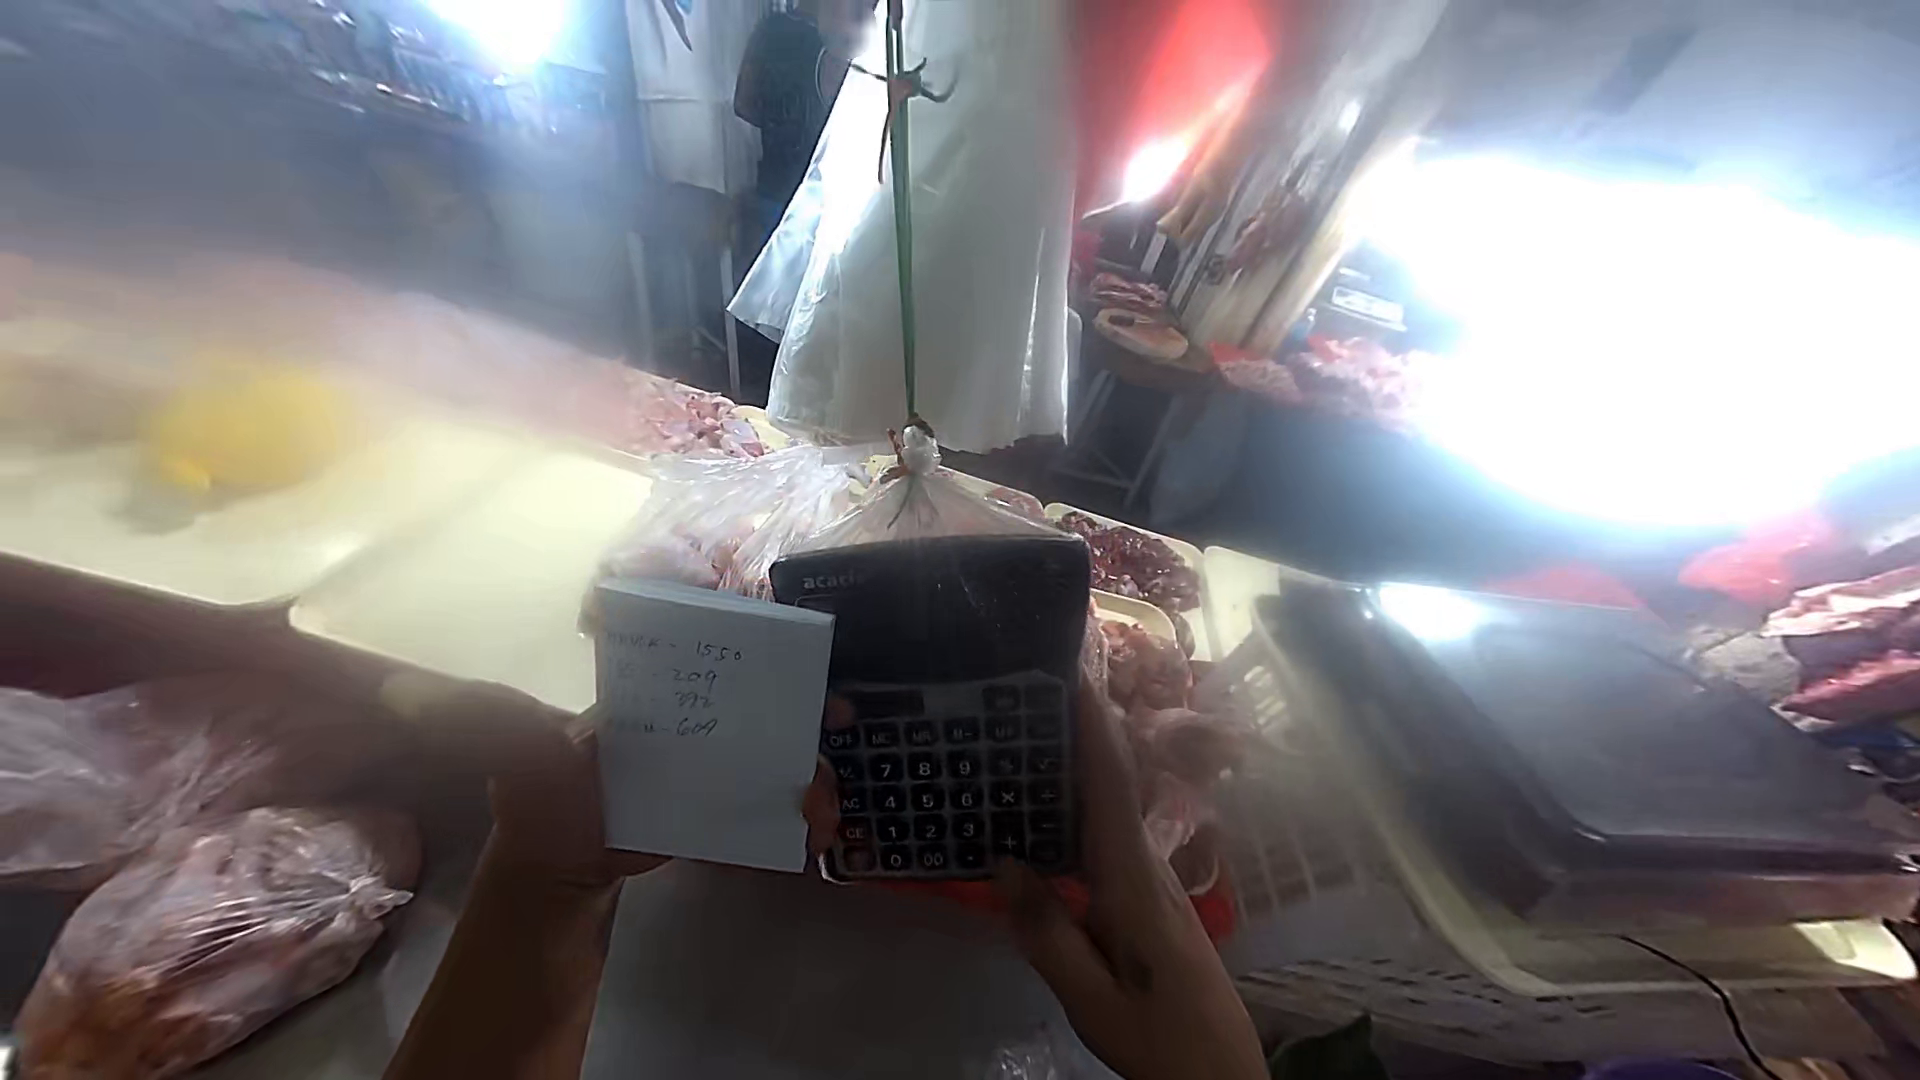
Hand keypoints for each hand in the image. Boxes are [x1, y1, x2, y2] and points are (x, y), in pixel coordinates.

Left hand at [383, 674, 841, 889]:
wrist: (567, 871)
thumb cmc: (547, 802)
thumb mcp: (519, 757)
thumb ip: (487, 722)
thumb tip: (402, 688)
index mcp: (666, 686)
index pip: (724, 646)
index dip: (766, 642)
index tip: (797, 651)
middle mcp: (705, 709)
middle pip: (772, 694)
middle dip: (812, 702)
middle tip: (838, 717)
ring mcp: (725, 752)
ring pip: (785, 745)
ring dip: (815, 766)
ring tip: (822, 804)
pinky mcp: (736, 792)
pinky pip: (781, 791)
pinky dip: (806, 806)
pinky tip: (816, 829)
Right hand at [995, 675, 1265, 1079]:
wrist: (1222, 1077)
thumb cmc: (1160, 1037)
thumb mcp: (1093, 1001)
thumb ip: (1049, 931)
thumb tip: (1004, 858)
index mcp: (1131, 875)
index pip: (1111, 783)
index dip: (1094, 725)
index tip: (1072, 675)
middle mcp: (1141, 857)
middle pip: (1108, 776)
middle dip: (1077, 724)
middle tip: (1027, 689)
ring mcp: (1144, 868)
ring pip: (1106, 797)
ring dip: (1074, 754)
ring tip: (1026, 726)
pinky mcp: (1140, 883)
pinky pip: (1101, 823)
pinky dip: (1074, 793)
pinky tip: (1043, 797)